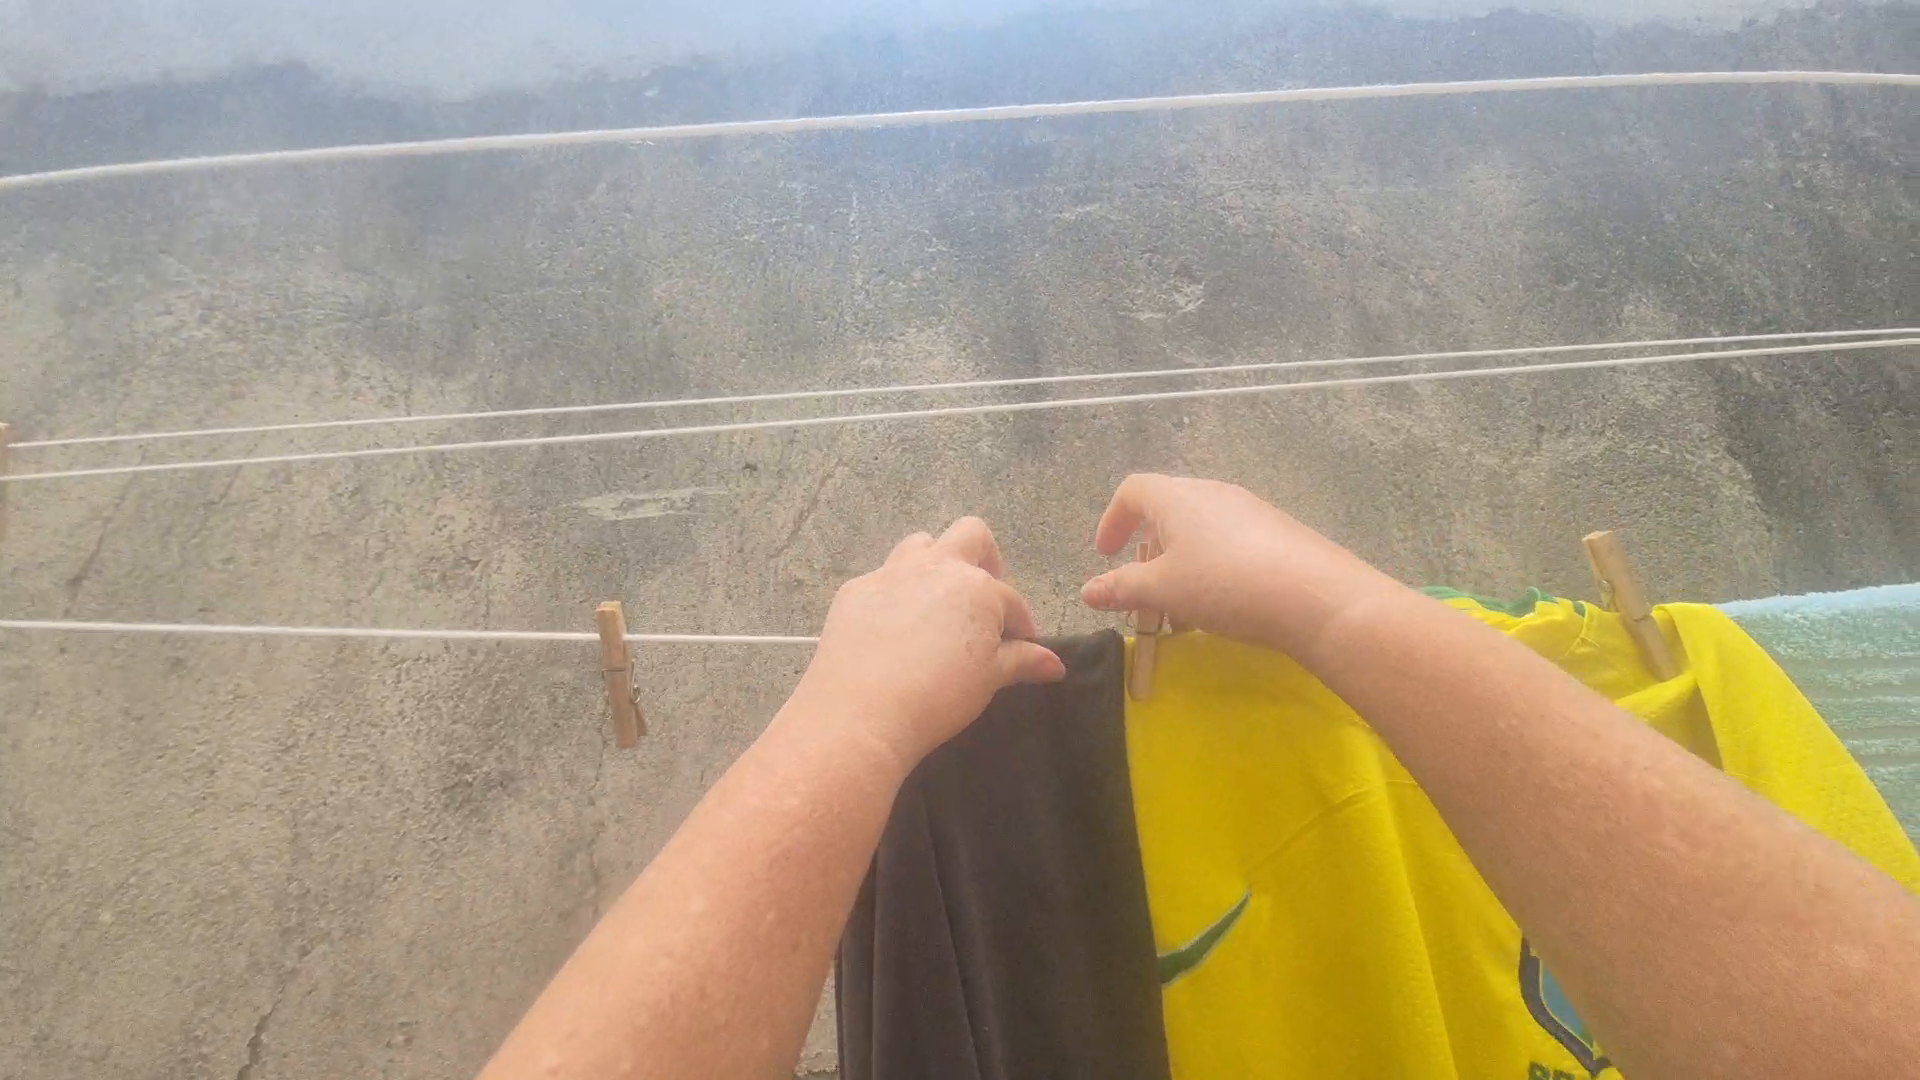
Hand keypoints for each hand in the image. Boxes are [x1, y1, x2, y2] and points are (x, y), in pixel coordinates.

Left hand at [791, 518, 1065, 772]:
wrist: (863, 710)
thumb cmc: (939, 695)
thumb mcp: (990, 678)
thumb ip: (1023, 661)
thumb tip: (1056, 665)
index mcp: (978, 587)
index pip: (1011, 601)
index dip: (1020, 625)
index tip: (1020, 647)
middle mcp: (937, 567)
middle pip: (971, 534)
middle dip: (984, 559)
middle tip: (981, 598)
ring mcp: (893, 573)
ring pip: (921, 544)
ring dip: (935, 564)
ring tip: (935, 603)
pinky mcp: (856, 589)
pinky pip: (883, 578)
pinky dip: (896, 594)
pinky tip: (892, 628)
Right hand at [1080, 474, 1399, 658]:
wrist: (1316, 597)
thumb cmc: (1223, 584)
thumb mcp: (1162, 590)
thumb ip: (1121, 588)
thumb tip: (1087, 591)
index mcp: (1177, 497)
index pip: (1133, 490)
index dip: (1112, 520)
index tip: (1106, 554)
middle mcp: (1212, 492)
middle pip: (1167, 507)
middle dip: (1147, 545)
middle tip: (1142, 583)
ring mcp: (1249, 509)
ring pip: (1199, 527)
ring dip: (1179, 559)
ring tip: (1181, 600)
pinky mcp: (1277, 531)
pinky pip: (1229, 539)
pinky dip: (1210, 564)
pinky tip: (1222, 600)